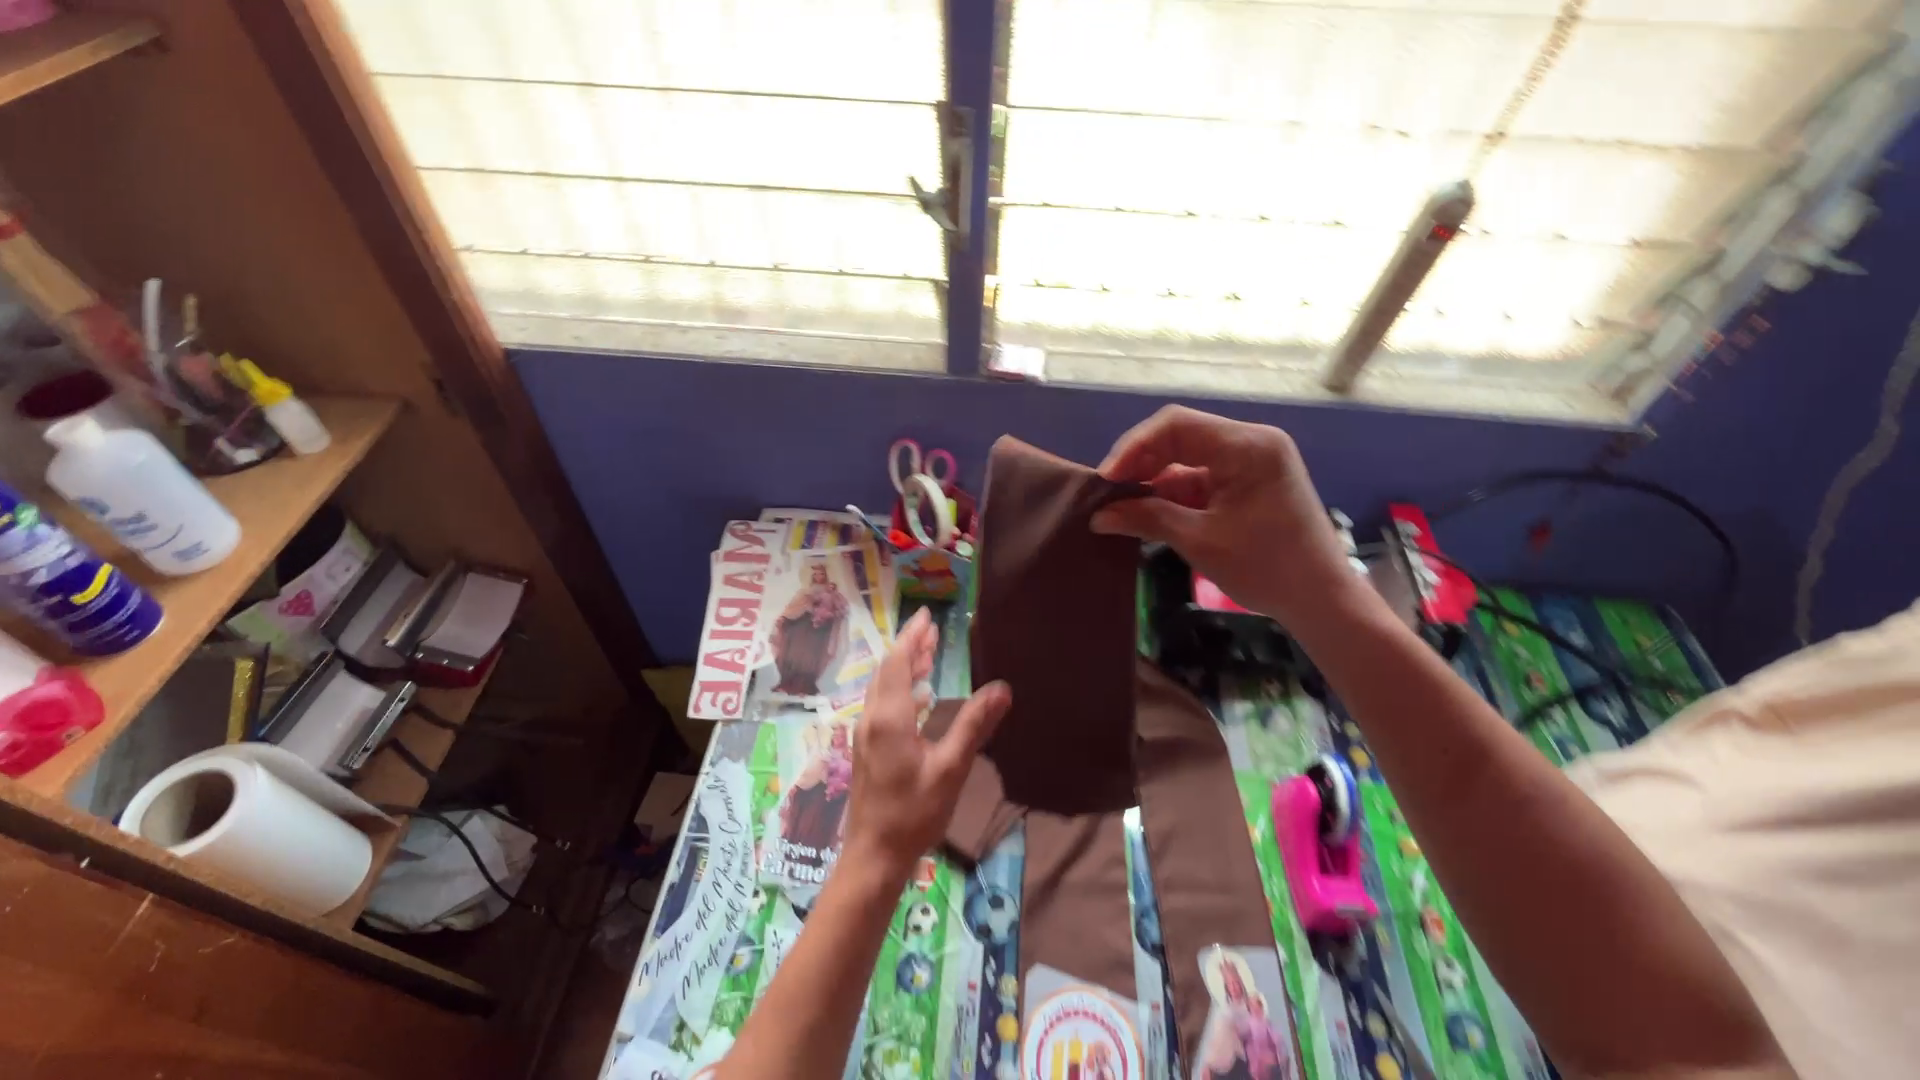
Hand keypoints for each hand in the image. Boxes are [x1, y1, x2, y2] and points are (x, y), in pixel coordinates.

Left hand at [844, 608, 1011, 874]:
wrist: (874, 854)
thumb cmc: (914, 813)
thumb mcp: (951, 768)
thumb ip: (974, 725)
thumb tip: (1002, 687)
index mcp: (890, 717)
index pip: (899, 663)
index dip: (913, 636)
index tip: (926, 615)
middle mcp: (872, 718)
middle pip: (888, 671)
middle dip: (909, 647)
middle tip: (932, 629)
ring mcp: (865, 735)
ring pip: (883, 688)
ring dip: (905, 667)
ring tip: (928, 653)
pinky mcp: (867, 749)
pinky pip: (882, 704)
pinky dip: (901, 690)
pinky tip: (919, 698)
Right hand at [1089, 405, 1360, 629]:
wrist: (1321, 600)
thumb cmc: (1267, 568)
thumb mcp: (1201, 542)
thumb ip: (1148, 519)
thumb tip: (1099, 515)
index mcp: (1248, 447)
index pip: (1176, 425)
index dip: (1133, 448)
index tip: (1106, 481)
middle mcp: (1250, 442)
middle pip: (1179, 436)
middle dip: (1140, 464)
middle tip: (1107, 495)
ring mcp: (1250, 461)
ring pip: (1186, 458)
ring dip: (1153, 481)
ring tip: (1120, 507)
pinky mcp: (1247, 482)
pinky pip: (1200, 476)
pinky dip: (1173, 494)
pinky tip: (1147, 513)